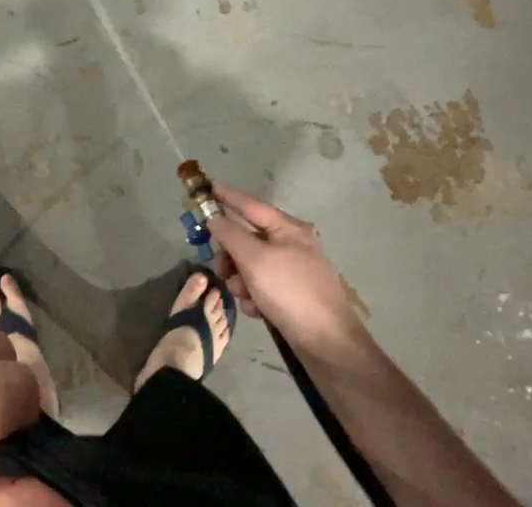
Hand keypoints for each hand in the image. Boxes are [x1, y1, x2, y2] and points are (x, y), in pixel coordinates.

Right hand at [204, 182, 369, 355]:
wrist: (328, 344)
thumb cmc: (290, 292)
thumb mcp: (254, 258)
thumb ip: (229, 233)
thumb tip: (214, 216)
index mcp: (288, 229)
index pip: (249, 204)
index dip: (225, 195)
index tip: (204, 188)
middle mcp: (292, 244)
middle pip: (247, 237)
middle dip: (230, 253)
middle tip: (220, 268)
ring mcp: (294, 270)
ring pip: (251, 263)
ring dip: (240, 279)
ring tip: (244, 296)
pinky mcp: (293, 294)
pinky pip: (262, 284)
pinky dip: (254, 295)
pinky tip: (256, 310)